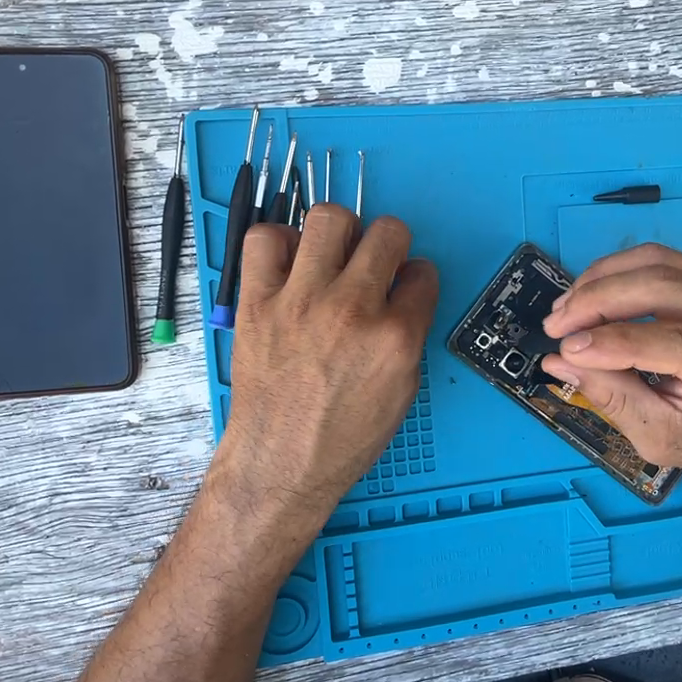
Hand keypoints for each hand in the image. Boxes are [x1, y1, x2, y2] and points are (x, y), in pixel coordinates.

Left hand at [214, 207, 439, 516]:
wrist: (282, 463)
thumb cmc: (342, 437)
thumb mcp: (403, 390)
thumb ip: (409, 333)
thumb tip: (403, 293)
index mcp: (395, 337)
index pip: (423, 272)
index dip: (416, 277)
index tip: (403, 284)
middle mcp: (352, 310)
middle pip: (387, 233)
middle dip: (389, 244)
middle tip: (373, 265)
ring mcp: (301, 301)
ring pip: (330, 218)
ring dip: (340, 232)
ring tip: (332, 255)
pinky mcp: (258, 302)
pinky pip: (266, 239)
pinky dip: (280, 243)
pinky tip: (290, 266)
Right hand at [541, 243, 681, 480]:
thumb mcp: (661, 437)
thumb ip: (615, 397)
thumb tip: (560, 361)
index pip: (681, 342)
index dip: (618, 341)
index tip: (566, 348)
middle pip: (668, 287)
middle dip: (601, 300)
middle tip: (555, 325)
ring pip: (661, 264)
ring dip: (603, 281)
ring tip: (565, 309)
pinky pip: (662, 261)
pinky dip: (617, 273)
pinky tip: (588, 295)